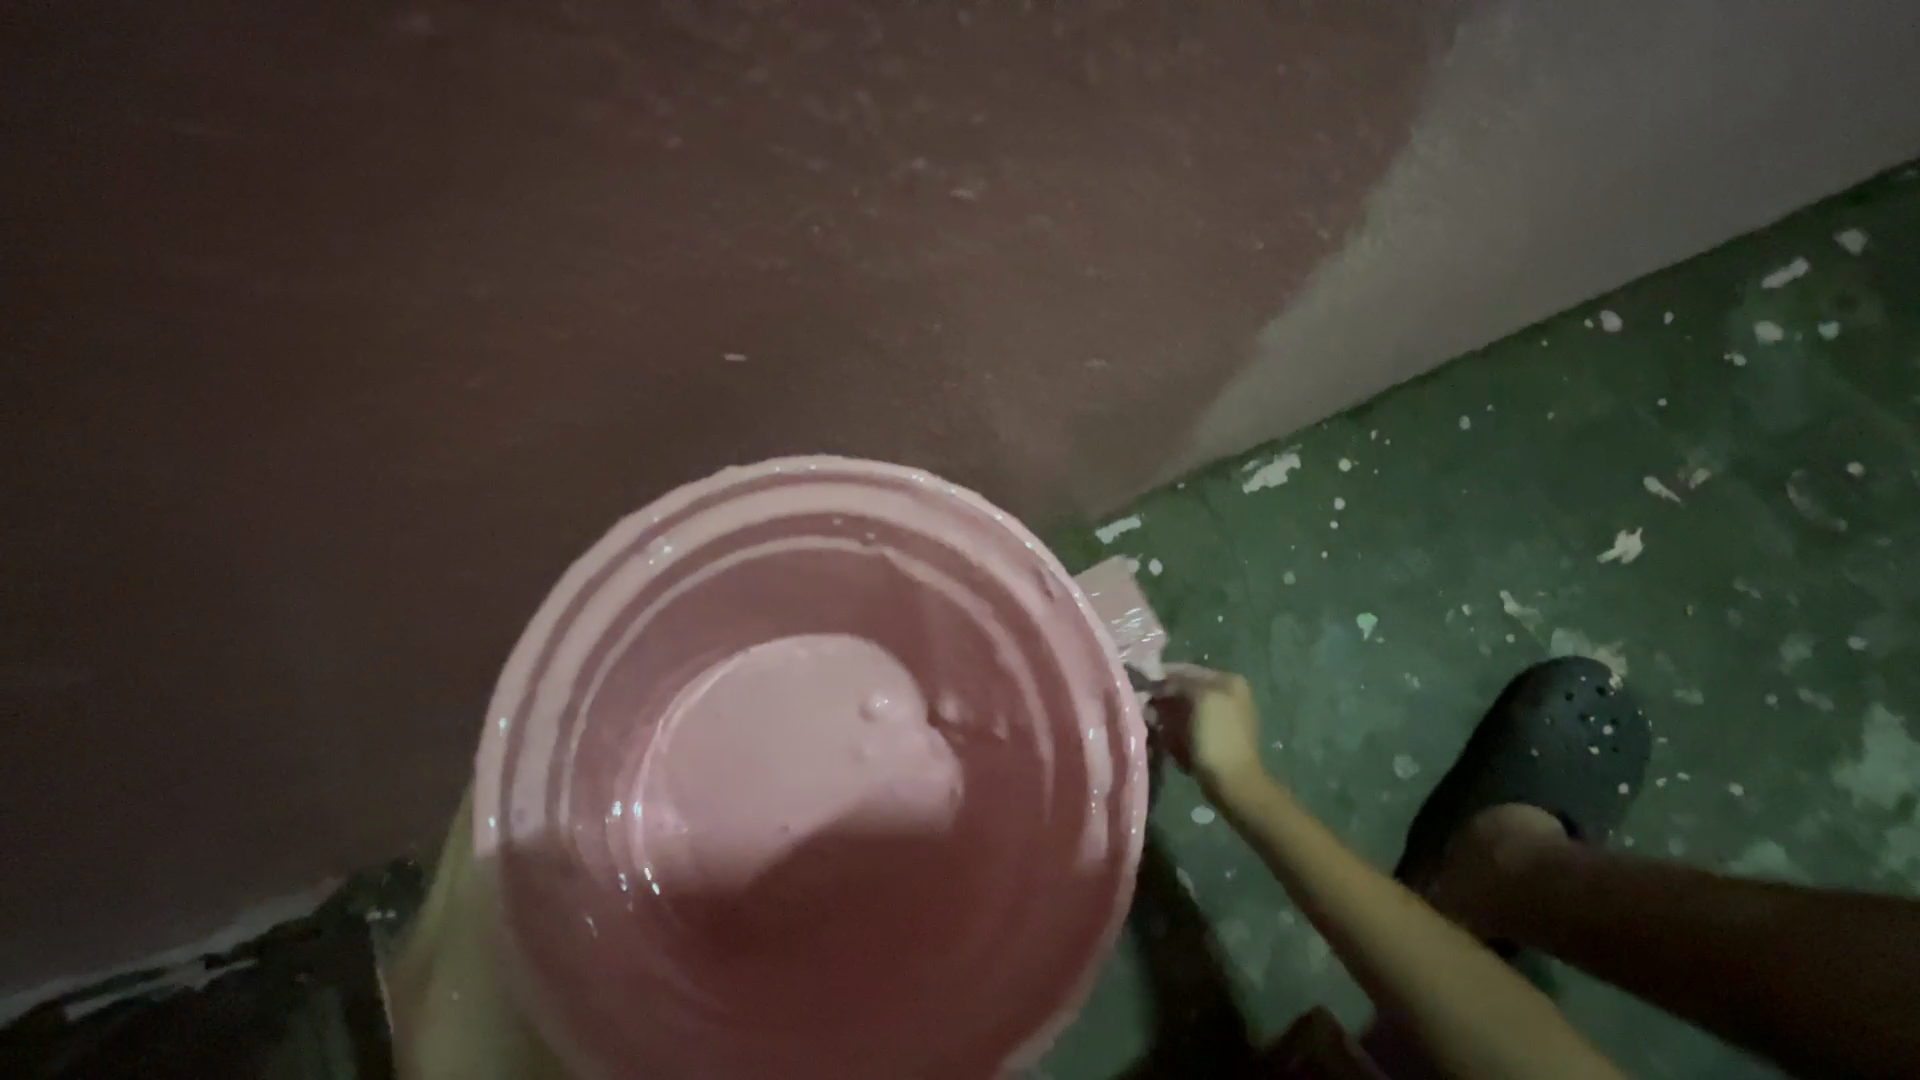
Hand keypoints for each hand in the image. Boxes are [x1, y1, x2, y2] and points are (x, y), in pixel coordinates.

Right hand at [1154, 664, 1267, 797]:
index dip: (1163, 676)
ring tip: (1153, 724)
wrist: (1233, 782)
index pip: (1187, 670)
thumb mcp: (1201, 697)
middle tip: (1145, 708)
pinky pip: (1187, 725)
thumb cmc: (1217, 736)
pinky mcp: (1214, 737)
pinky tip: (1166, 738)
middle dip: (1163, 698)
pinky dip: (1174, 730)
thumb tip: (1160, 684)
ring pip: (1183, 708)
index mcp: (1229, 681)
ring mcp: (1221, 717)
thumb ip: (1180, 682)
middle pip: (1185, 689)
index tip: (1141, 685)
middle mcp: (1227, 694)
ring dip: (1166, 715)